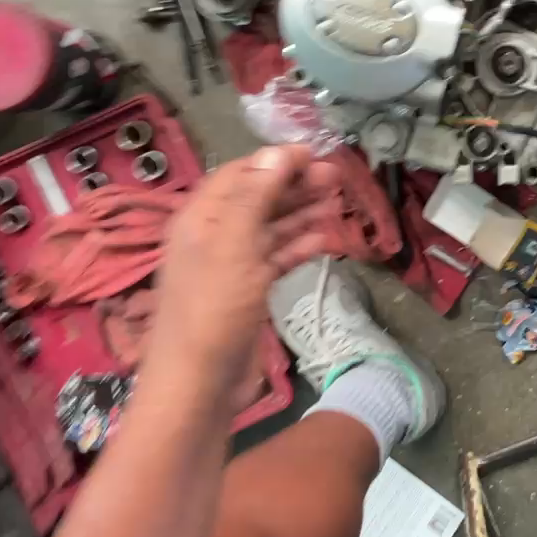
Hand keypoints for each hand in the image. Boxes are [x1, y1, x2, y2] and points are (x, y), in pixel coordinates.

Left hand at [146, 146, 343, 391]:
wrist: (199, 384)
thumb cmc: (213, 309)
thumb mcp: (234, 244)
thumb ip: (256, 196)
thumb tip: (278, 152)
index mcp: (200, 218)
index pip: (240, 174)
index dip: (275, 161)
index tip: (315, 153)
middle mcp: (214, 236)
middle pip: (259, 198)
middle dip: (295, 185)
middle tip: (336, 177)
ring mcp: (232, 266)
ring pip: (271, 228)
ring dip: (302, 213)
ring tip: (337, 202)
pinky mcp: (248, 292)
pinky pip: (277, 259)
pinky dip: (300, 246)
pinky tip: (325, 240)